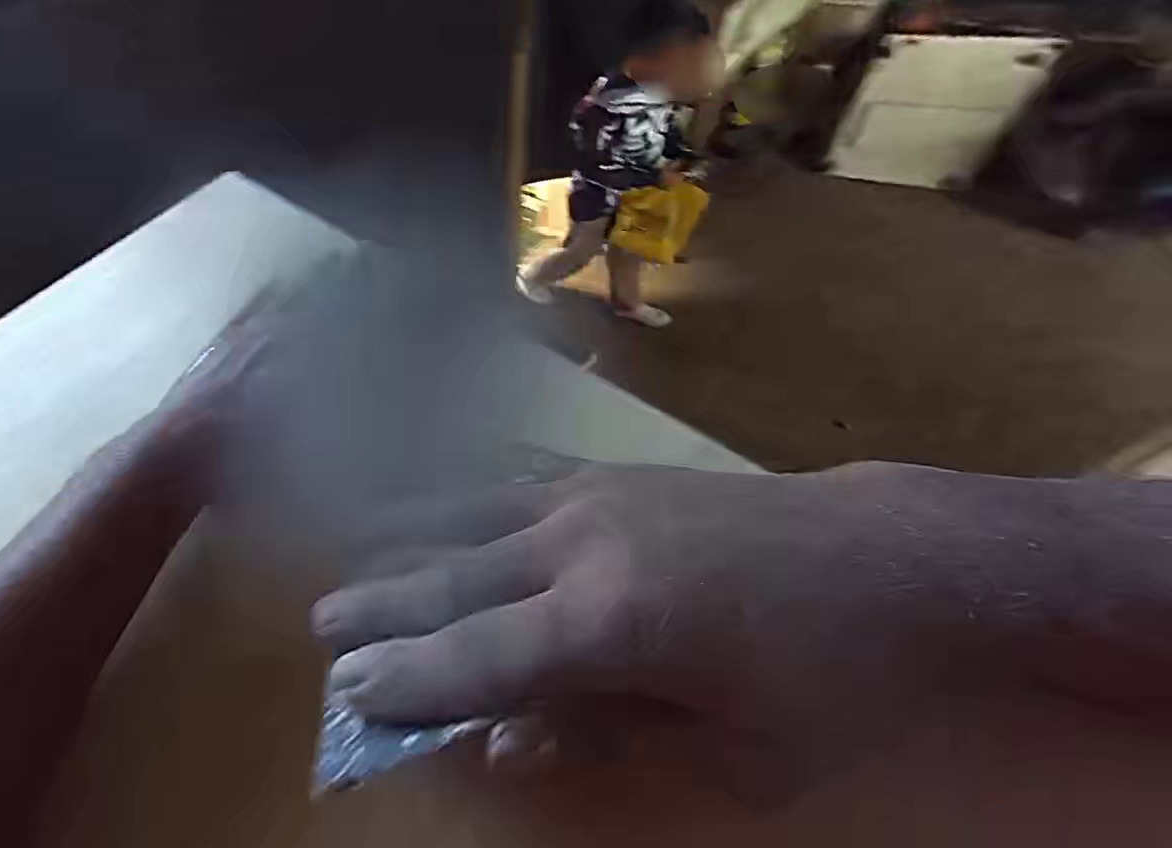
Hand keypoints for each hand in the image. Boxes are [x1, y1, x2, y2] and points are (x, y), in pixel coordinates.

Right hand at [311, 463, 1169, 799]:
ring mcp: (583, 498)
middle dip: (383, 603)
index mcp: (613, 623)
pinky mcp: (598, 477)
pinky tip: (431, 510)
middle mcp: (576, 547)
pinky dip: (453, 505)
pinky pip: (503, 490)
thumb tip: (508, 740)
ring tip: (351, 546)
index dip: (413, 677)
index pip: (481, 655)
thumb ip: (608, 743)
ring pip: (466, 518)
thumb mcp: (741, 755)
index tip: (351, 689)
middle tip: (322, 621)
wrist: (909, 560)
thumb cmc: (846, 683)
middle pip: (454, 577)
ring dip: (402, 538)